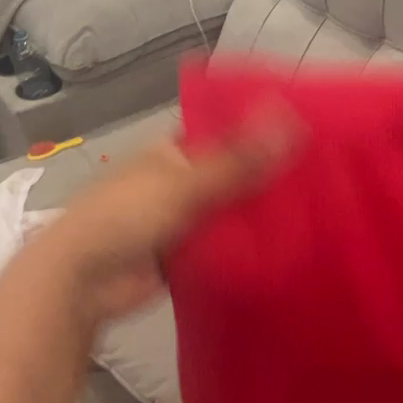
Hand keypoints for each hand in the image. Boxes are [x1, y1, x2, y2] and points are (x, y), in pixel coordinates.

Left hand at [36, 110, 296, 322]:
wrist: (78, 282)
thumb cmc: (125, 216)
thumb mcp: (186, 183)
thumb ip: (240, 160)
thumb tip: (294, 120)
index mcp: (172, 152)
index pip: (224, 134)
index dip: (260, 134)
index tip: (308, 135)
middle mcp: (176, 181)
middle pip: (231, 177)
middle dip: (266, 180)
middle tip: (324, 181)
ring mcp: (178, 221)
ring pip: (228, 214)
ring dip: (257, 218)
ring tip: (316, 214)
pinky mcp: (181, 257)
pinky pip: (220, 248)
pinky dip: (243, 249)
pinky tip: (285, 250)